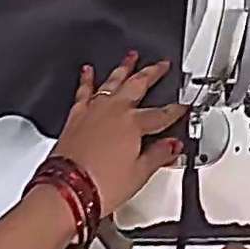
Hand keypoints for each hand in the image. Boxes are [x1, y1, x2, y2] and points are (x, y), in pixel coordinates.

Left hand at [54, 53, 185, 212]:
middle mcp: (115, 111)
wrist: (67, 192)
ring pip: (113, 81)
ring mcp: (94, 111)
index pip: (162, 114)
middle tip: (162, 64)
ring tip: (131, 56)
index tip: (183, 106)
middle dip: (153, 73)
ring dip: (124, 67)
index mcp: (134, 124)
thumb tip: (172, 147)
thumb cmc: (100, 185)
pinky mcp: (76, 116)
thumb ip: (159, 155)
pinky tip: (88, 71)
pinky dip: (87, 79)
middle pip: (139, 85)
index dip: (175, 110)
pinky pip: (84, 91)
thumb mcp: (139, 174)